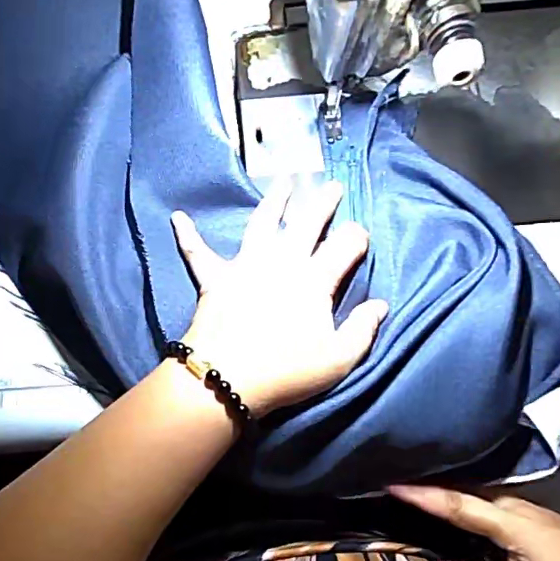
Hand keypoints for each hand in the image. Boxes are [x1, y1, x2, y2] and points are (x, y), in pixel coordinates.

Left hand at [172, 178, 387, 414]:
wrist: (226, 379)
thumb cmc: (286, 371)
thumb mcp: (338, 359)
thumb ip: (363, 330)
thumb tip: (381, 305)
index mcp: (314, 279)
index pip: (344, 245)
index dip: (357, 237)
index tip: (361, 236)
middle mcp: (281, 262)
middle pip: (307, 222)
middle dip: (323, 202)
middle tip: (333, 186)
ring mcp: (246, 265)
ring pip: (262, 222)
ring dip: (274, 199)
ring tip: (284, 181)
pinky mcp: (215, 278)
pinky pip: (199, 253)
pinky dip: (189, 236)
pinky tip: (178, 218)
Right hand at [387, 485, 559, 560]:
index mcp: (514, 523)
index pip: (457, 504)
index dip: (421, 493)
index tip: (390, 480)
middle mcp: (524, 510)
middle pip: (471, 492)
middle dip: (435, 486)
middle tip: (401, 482)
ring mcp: (540, 516)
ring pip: (487, 498)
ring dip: (457, 495)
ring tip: (428, 493)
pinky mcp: (549, 527)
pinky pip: (500, 507)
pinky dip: (477, 506)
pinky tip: (473, 515)